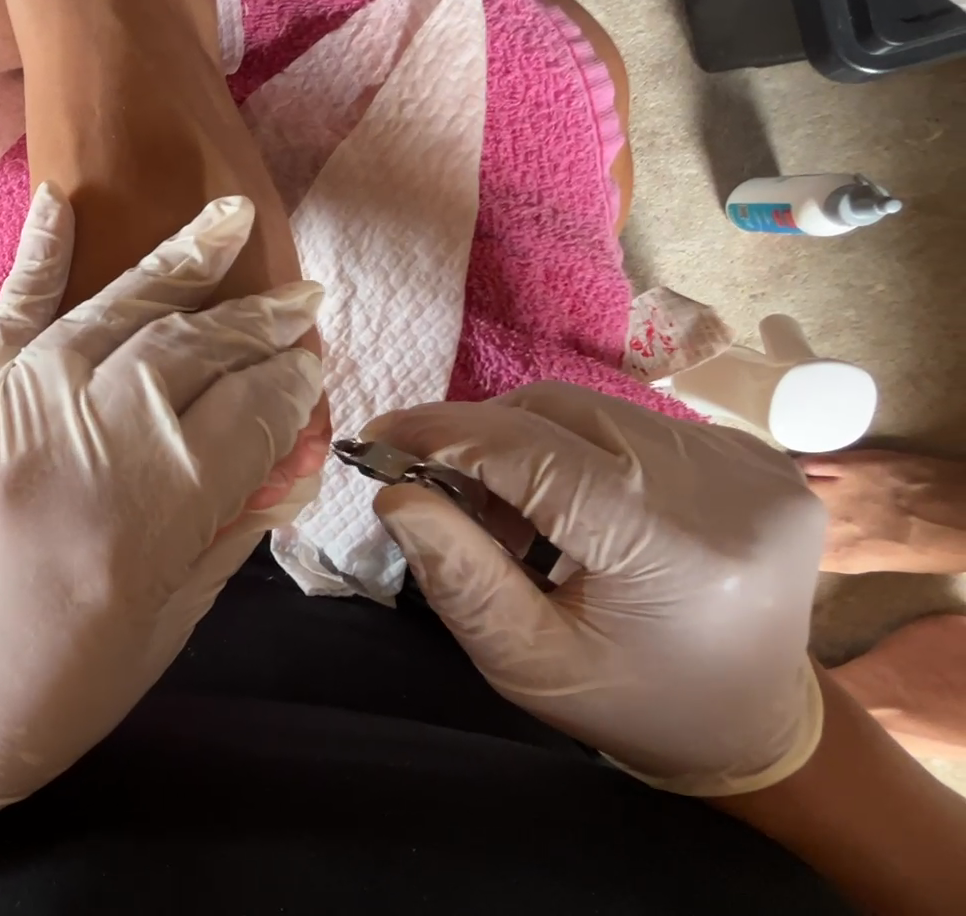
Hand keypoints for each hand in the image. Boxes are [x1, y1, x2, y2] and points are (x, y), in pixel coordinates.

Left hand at [0, 185, 327, 875]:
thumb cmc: (39, 696)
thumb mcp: (157, 632)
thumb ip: (221, 531)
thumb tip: (284, 458)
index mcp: (142, 516)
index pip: (246, 415)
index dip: (291, 385)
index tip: (317, 363)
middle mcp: (78, 442)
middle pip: (188, 352)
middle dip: (254, 320)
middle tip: (302, 294)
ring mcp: (8, 408)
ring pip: (112, 314)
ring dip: (178, 264)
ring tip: (227, 219)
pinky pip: (6, 314)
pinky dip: (36, 255)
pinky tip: (61, 201)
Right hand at [365, 382, 825, 797]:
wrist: (759, 728)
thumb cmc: (629, 703)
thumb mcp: (522, 659)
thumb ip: (456, 574)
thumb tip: (394, 492)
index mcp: (675, 548)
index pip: (531, 451)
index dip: (442, 433)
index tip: (377, 438)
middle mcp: (726, 486)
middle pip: (554, 411)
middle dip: (471, 434)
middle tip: (423, 475)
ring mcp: (748, 463)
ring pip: (581, 407)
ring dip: (512, 438)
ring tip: (491, 498)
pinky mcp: (749, 455)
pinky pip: (617, 420)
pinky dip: (560, 444)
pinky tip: (551, 496)